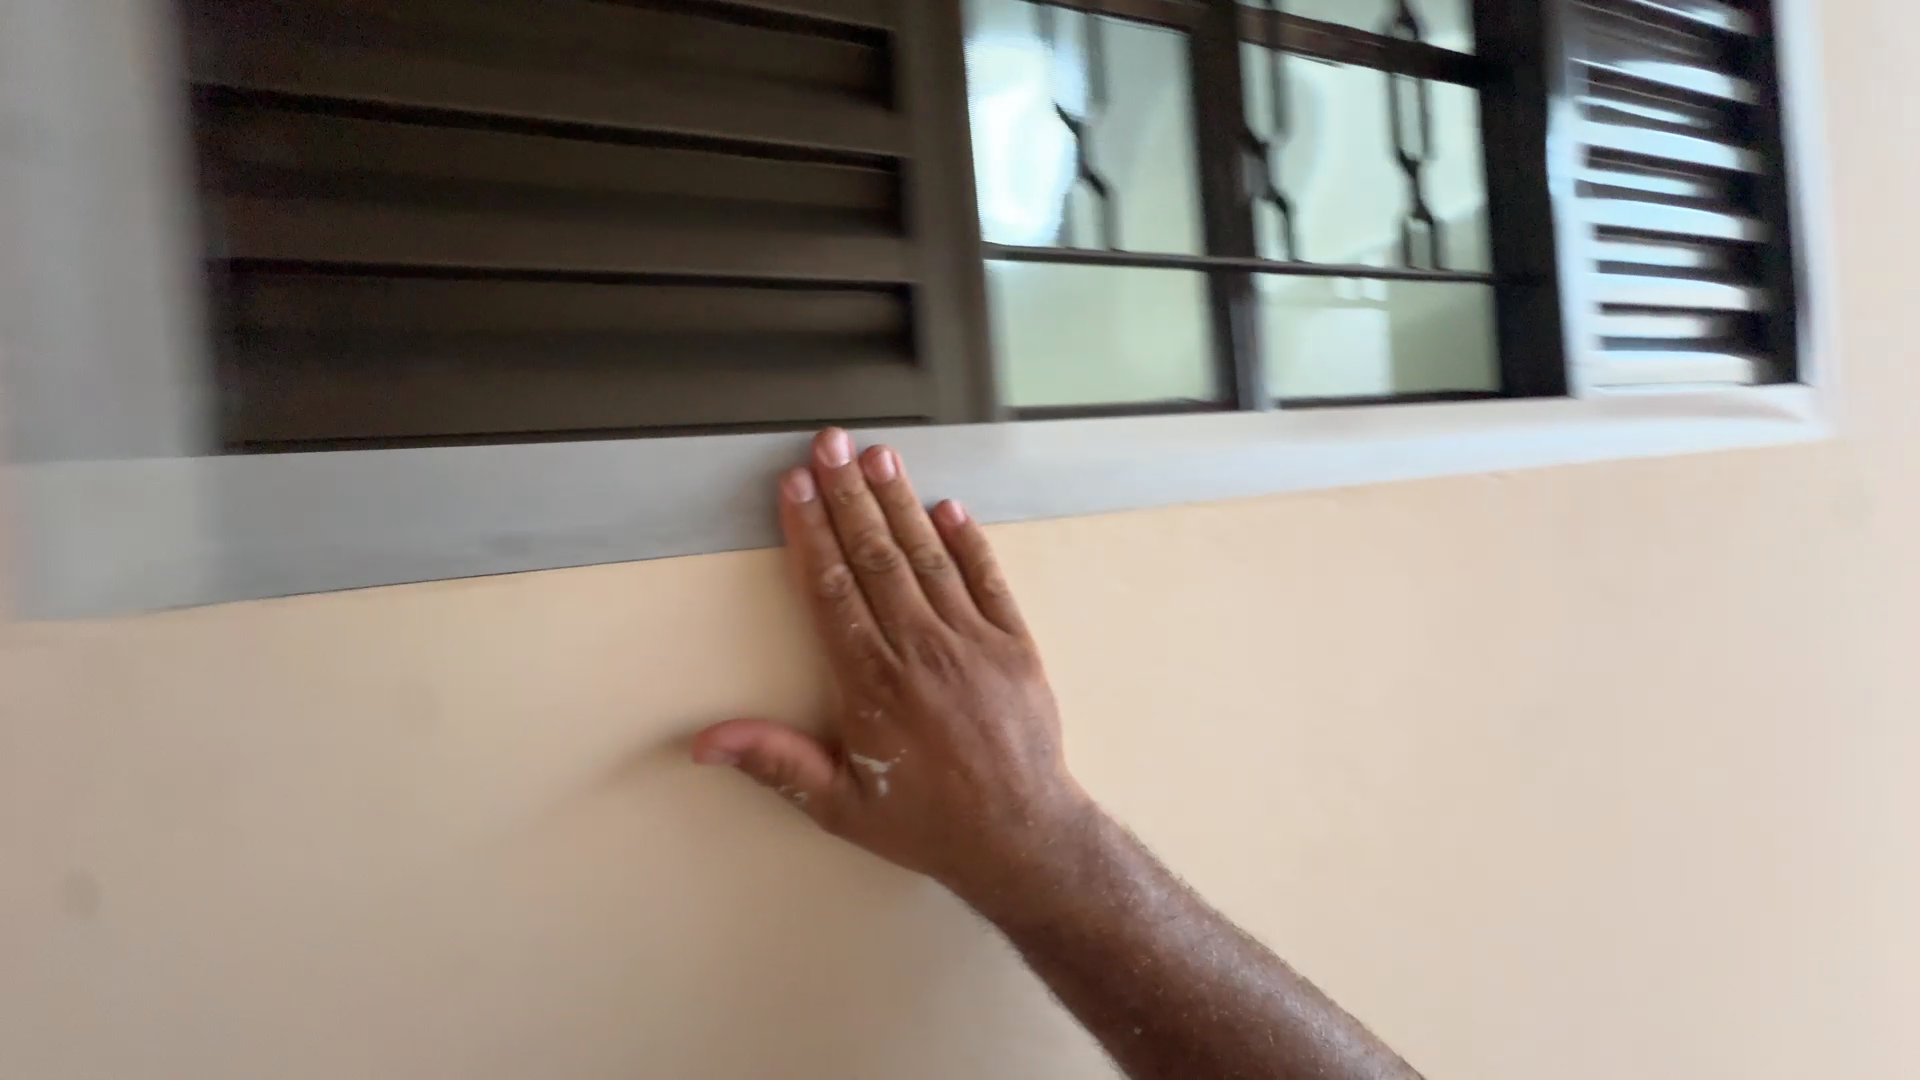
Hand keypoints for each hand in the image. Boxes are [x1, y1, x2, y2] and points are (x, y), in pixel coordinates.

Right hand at [693, 428, 1094, 908]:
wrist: (1022, 836)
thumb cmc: (927, 821)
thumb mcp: (841, 805)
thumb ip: (775, 762)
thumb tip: (701, 741)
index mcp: (872, 682)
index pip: (831, 589)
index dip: (810, 533)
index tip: (796, 486)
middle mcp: (921, 648)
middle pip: (876, 558)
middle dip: (848, 497)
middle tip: (829, 444)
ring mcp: (973, 640)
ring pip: (928, 557)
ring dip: (901, 503)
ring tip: (879, 456)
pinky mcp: (1015, 643)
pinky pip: (989, 579)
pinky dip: (968, 541)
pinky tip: (949, 506)